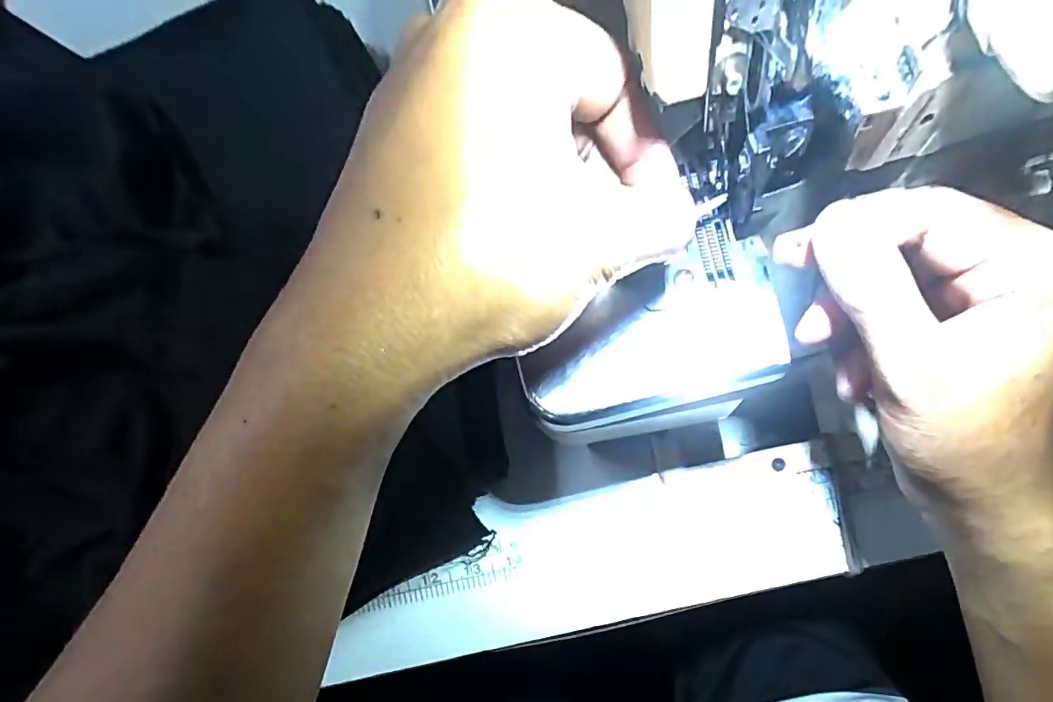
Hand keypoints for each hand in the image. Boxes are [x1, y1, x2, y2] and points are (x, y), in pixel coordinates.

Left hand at [285, 0, 696, 404]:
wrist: (376, 321)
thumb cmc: (495, 261)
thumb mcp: (603, 241)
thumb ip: (662, 218)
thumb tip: (676, 214)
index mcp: (509, 29)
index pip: (615, 78)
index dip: (648, 152)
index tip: (655, 212)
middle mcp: (450, 34)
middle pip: (567, 98)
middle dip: (604, 170)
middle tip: (618, 233)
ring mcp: (411, 85)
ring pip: (523, 126)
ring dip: (563, 184)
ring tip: (572, 246)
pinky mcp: (392, 138)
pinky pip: (479, 146)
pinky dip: (514, 188)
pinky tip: (517, 243)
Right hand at [774, 187, 1052, 544]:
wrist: (981, 506)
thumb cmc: (969, 450)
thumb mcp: (912, 366)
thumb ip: (871, 290)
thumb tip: (831, 228)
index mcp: (1029, 265)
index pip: (930, 214)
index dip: (859, 228)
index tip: (805, 247)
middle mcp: (1014, 271)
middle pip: (909, 244)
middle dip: (849, 283)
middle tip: (805, 300)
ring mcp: (985, 301)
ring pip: (895, 279)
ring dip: (851, 317)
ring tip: (826, 348)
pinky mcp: (959, 328)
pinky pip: (899, 311)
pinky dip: (866, 340)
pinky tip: (855, 374)